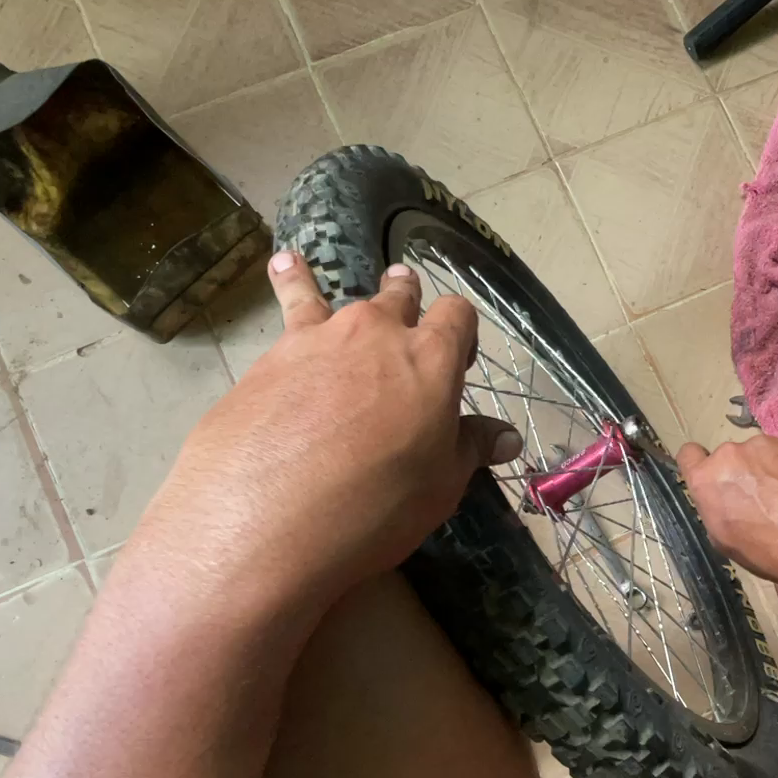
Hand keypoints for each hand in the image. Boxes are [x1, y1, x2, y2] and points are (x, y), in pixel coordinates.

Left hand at [134, 253, 521, 596]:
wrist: (270, 514)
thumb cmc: (379, 503)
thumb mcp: (440, 484)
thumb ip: (470, 449)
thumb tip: (507, 437)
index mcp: (431, 359)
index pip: (458, 317)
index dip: (462, 331)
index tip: (459, 356)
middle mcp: (377, 333)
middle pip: (399, 297)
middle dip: (406, 296)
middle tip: (405, 294)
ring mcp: (320, 338)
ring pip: (332, 294)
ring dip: (329, 282)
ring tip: (307, 263)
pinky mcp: (272, 356)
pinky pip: (289, 307)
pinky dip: (289, 281)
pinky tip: (282, 267)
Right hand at [675, 436, 777, 584]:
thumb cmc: (767, 552)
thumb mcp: (723, 540)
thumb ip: (713, 506)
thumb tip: (722, 497)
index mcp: (707, 479)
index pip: (688, 454)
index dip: (698, 466)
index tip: (713, 479)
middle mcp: (731, 454)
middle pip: (727, 458)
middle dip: (737, 474)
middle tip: (757, 500)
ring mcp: (765, 445)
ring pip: (757, 454)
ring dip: (764, 469)